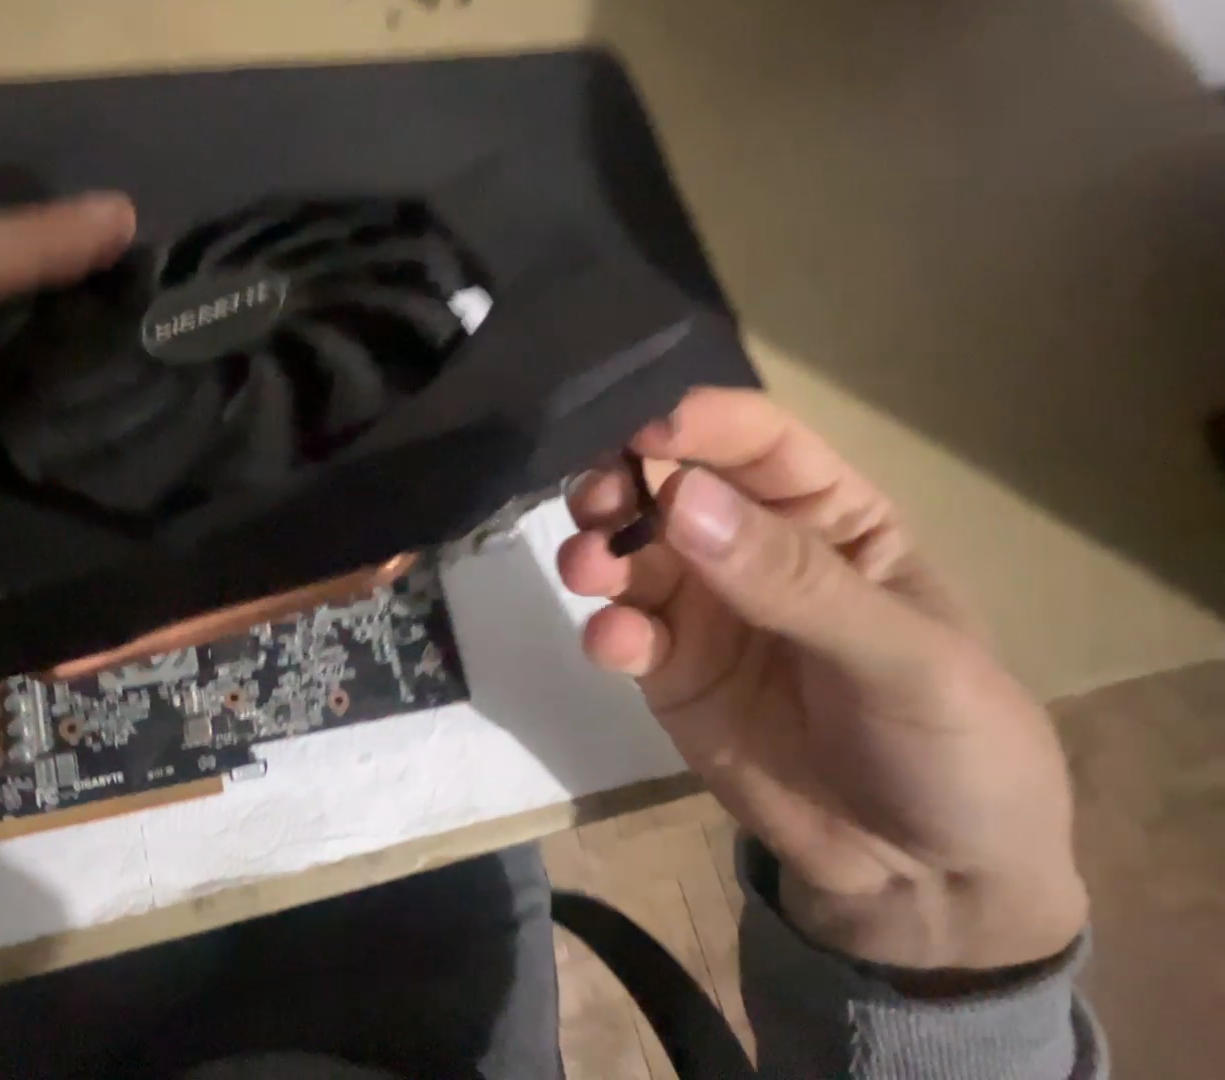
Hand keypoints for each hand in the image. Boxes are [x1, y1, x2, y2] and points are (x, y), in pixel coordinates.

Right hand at [558, 389, 1086, 971]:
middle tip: (593, 506)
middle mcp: (751, 551)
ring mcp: (702, 610)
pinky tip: (615, 648)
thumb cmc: (954, 747)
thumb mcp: (902, 659)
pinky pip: (622, 631)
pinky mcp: (665, 668)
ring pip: (628, 552)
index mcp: (830, 520)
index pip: (758, 443)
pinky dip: (607, 630)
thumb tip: (681, 500)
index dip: (701, 426)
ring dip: (596, 550)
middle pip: (669, 487)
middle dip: (621, 484)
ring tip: (587, 572)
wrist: (919, 875)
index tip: (642, 435)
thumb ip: (794, 581)